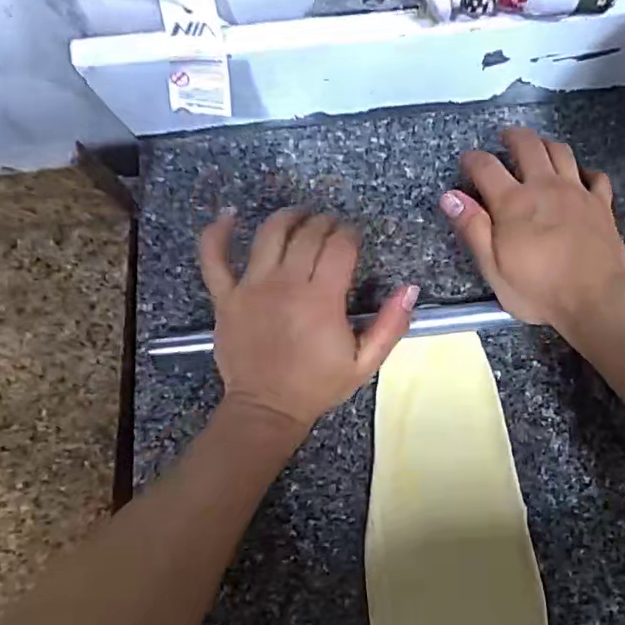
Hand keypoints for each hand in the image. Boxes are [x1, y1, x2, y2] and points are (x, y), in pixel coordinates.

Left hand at [198, 207, 416, 430]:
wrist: (268, 408)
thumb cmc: (318, 386)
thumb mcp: (365, 363)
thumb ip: (390, 325)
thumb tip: (410, 288)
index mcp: (322, 299)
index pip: (339, 245)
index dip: (350, 234)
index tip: (354, 238)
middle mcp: (286, 284)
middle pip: (308, 234)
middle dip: (324, 223)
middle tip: (332, 229)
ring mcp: (251, 287)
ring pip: (269, 233)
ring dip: (287, 217)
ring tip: (299, 216)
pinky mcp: (225, 297)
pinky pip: (214, 256)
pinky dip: (219, 232)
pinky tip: (230, 216)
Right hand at [439, 127, 624, 330]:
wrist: (595, 299)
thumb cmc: (539, 290)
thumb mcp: (494, 268)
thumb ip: (473, 229)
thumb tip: (451, 197)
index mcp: (514, 203)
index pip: (487, 167)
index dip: (473, 159)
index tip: (467, 161)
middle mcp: (545, 187)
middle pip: (528, 145)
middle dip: (513, 137)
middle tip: (505, 138)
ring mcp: (577, 192)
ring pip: (561, 152)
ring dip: (546, 144)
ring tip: (538, 147)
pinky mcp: (601, 205)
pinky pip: (595, 176)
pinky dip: (584, 171)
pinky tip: (580, 177)